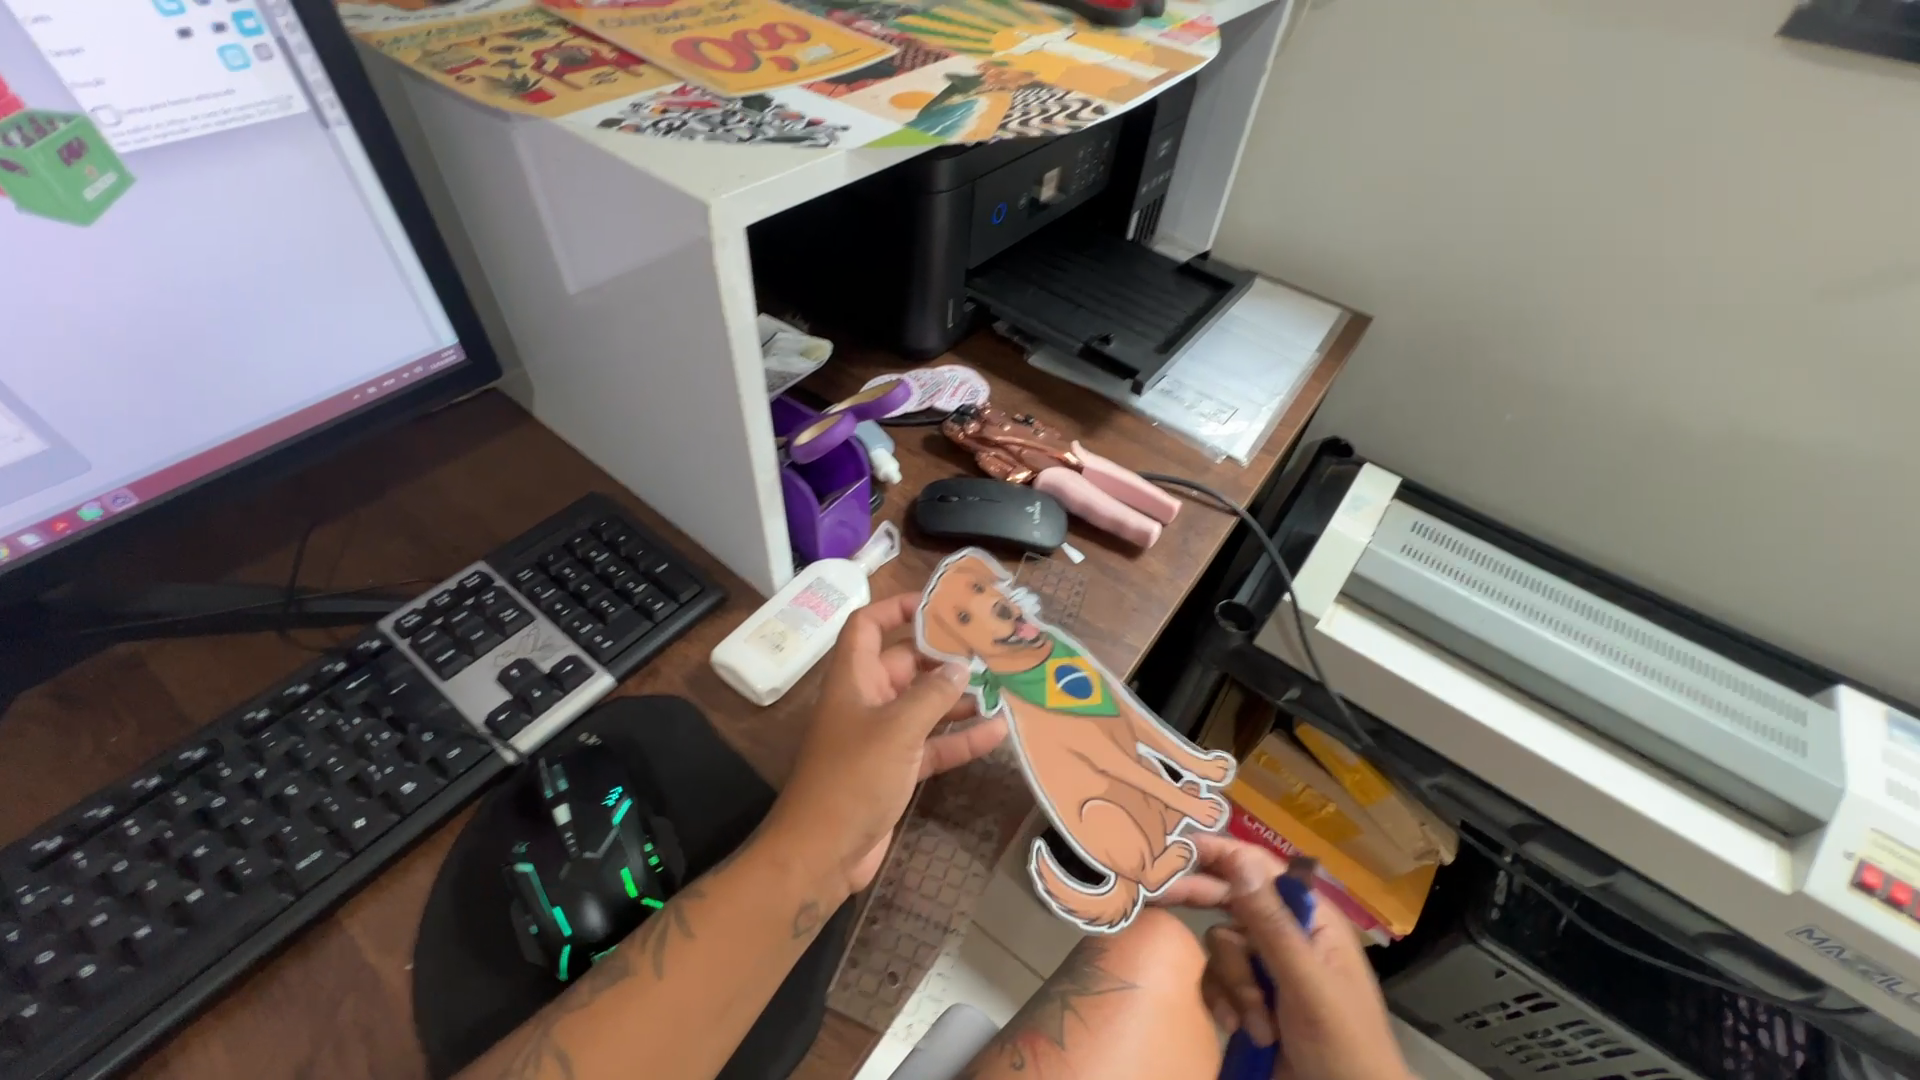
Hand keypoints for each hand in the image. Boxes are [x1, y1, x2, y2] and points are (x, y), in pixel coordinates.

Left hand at [767, 593, 1007, 895]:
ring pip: (924, 706)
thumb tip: (960, 669)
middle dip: (944, 658)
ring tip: (1002, 689)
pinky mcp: (895, 770)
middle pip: (906, 665)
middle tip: (989, 650)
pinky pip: (932, 745)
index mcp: (853, 679)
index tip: (937, 606)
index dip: (896, 608)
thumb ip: (932, 695)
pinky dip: (959, 740)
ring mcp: (881, 737)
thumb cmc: (853, 778)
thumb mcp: (897, 729)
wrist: (822, 853)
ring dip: (958, 700)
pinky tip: (996, 733)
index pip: (868, 626)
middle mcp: (866, 701)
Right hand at [1157, 836, 1411, 1079]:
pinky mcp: (1248, 996)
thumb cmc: (1343, 1043)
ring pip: (1219, 945)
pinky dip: (1225, 1003)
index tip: (1175, 844)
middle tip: (1157, 891)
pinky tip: (1243, 1028)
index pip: (1256, 867)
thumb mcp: (1307, 983)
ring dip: (1234, 984)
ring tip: (1259, 1021)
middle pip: (1228, 897)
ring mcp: (1264, 965)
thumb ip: (1270, 922)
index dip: (1217, 851)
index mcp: (1308, 917)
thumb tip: (1238, 857)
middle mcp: (1283, 932)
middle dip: (1199, 901)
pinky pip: (1214, 979)